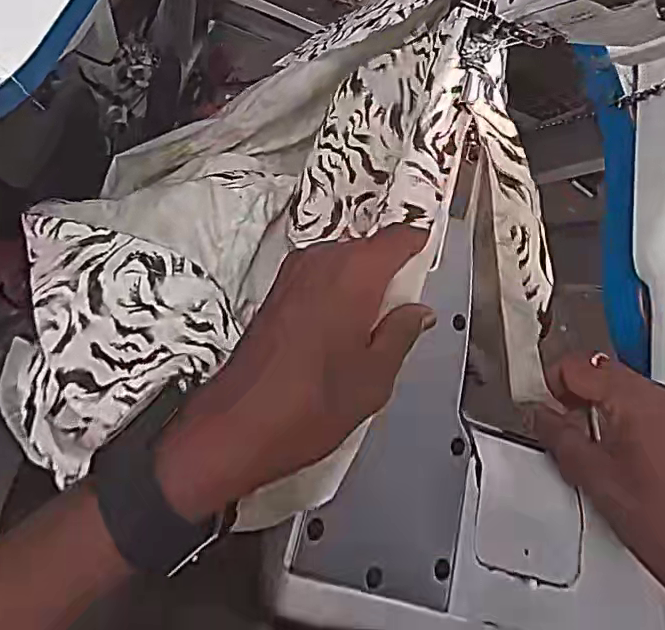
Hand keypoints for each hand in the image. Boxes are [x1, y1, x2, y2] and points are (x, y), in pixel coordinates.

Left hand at [152, 226, 433, 520]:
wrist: (234, 427)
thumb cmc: (301, 406)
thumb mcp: (375, 377)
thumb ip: (403, 333)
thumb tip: (417, 314)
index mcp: (355, 274)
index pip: (400, 237)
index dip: (420, 244)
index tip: (430, 255)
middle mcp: (324, 261)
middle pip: (372, 248)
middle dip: (392, 272)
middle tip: (404, 310)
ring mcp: (297, 272)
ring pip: (346, 260)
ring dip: (363, 282)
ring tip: (368, 330)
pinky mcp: (279, 288)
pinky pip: (322, 274)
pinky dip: (338, 291)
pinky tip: (339, 334)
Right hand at [531, 352, 664, 629]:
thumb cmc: (662, 520)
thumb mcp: (591, 475)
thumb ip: (557, 435)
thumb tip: (540, 415)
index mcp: (630, 396)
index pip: (576, 366)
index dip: (551, 383)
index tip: (543, 404)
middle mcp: (654, 394)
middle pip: (598, 370)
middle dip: (573, 392)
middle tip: (558, 421)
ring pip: (619, 386)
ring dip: (596, 404)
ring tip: (585, 442)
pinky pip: (640, 404)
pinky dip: (620, 416)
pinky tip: (613, 452)